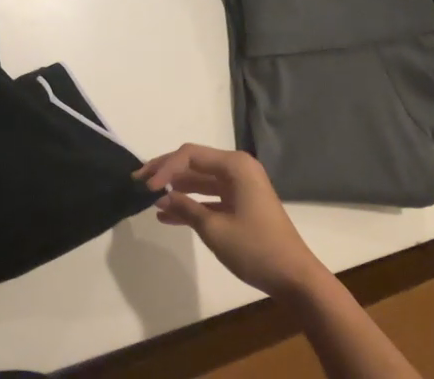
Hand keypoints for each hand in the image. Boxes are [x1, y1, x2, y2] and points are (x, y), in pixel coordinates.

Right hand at [136, 144, 322, 297]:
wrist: (295, 278)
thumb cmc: (255, 248)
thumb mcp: (215, 229)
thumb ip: (186, 208)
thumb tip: (162, 197)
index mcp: (235, 166)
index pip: (190, 155)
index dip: (165, 168)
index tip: (146, 187)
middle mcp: (238, 169)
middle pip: (194, 164)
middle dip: (166, 173)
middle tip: (138, 181)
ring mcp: (240, 188)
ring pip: (200, 181)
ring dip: (176, 189)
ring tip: (149, 198)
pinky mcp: (241, 205)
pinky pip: (210, 198)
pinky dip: (191, 204)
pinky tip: (167, 215)